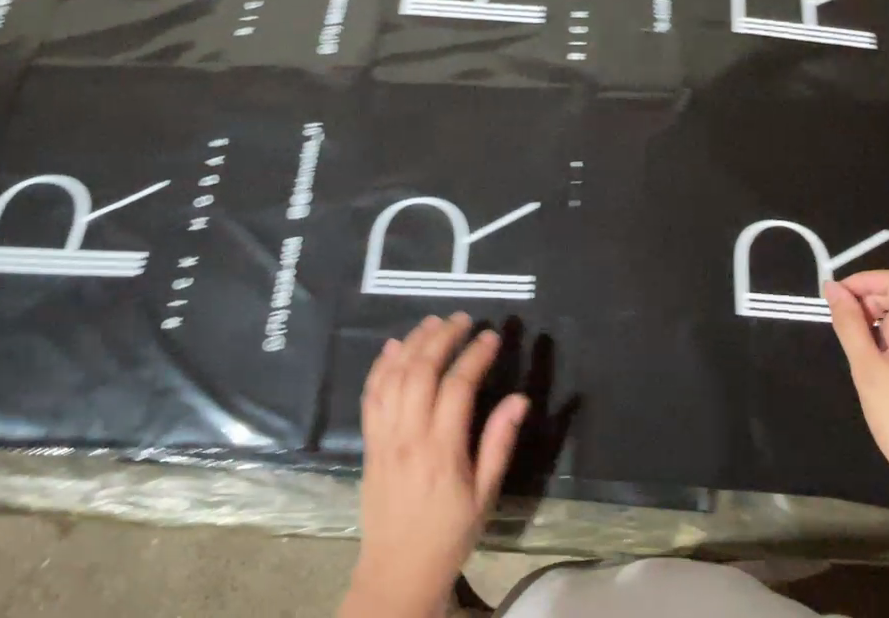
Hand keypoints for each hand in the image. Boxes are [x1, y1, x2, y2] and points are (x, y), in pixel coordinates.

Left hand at [342, 314, 528, 617]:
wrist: (398, 569)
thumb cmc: (450, 532)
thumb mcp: (485, 495)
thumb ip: (499, 444)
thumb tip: (519, 400)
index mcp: (442, 451)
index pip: (458, 387)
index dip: (475, 356)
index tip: (492, 336)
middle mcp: (409, 437)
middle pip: (421, 372)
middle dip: (442, 338)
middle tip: (463, 319)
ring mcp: (384, 438)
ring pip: (393, 378)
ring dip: (413, 344)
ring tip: (433, 322)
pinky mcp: (369, 443)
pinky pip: (371, 396)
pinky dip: (380, 366)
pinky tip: (394, 347)